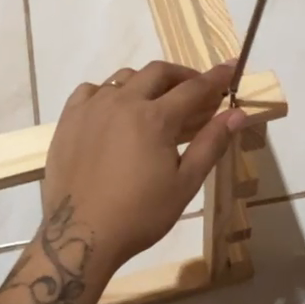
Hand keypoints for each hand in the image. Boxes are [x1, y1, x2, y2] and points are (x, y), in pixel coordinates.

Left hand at [43, 61, 246, 272]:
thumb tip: (237, 113)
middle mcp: (121, 102)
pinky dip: (109, 92)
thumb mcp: (184, 183)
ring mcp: (91, 108)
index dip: (215, 78)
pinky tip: (115, 111)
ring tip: (156, 102)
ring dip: (146, 82)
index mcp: (154, 117)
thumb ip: (211, 144)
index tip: (230, 68)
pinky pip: (91, 91)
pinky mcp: (68, 120)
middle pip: (157, 73)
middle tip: (195, 91)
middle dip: (182, 76)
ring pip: (123, 78)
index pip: (193, 88)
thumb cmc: (140, 215)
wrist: (81, 235)